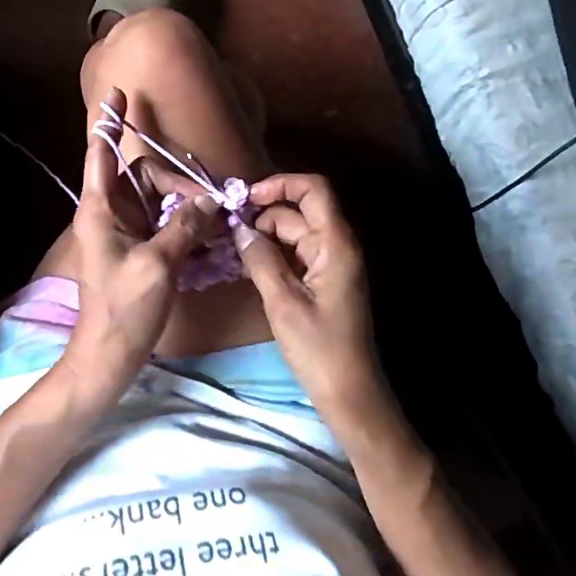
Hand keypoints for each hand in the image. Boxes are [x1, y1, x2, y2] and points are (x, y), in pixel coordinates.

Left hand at [57, 88, 223, 409]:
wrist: (107, 356)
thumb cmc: (122, 309)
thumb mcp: (157, 265)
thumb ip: (184, 227)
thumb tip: (211, 201)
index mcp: (100, 209)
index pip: (103, 154)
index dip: (111, 122)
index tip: (119, 92)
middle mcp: (111, 214)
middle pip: (144, 176)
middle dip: (176, 181)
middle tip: (209, 206)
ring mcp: (125, 232)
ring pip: (158, 200)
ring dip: (186, 205)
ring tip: (215, 222)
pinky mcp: (139, 250)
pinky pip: (165, 224)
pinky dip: (186, 225)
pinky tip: (209, 238)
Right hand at [236, 173, 382, 413]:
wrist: (348, 392)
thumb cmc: (318, 347)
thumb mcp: (282, 301)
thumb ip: (260, 258)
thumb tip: (239, 227)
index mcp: (336, 244)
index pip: (314, 190)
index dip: (281, 184)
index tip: (246, 198)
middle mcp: (337, 246)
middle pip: (299, 210)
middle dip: (264, 212)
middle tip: (228, 227)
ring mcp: (330, 263)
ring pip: (294, 231)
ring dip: (264, 234)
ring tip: (232, 247)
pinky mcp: (323, 280)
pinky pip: (295, 252)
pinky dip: (272, 252)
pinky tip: (247, 263)